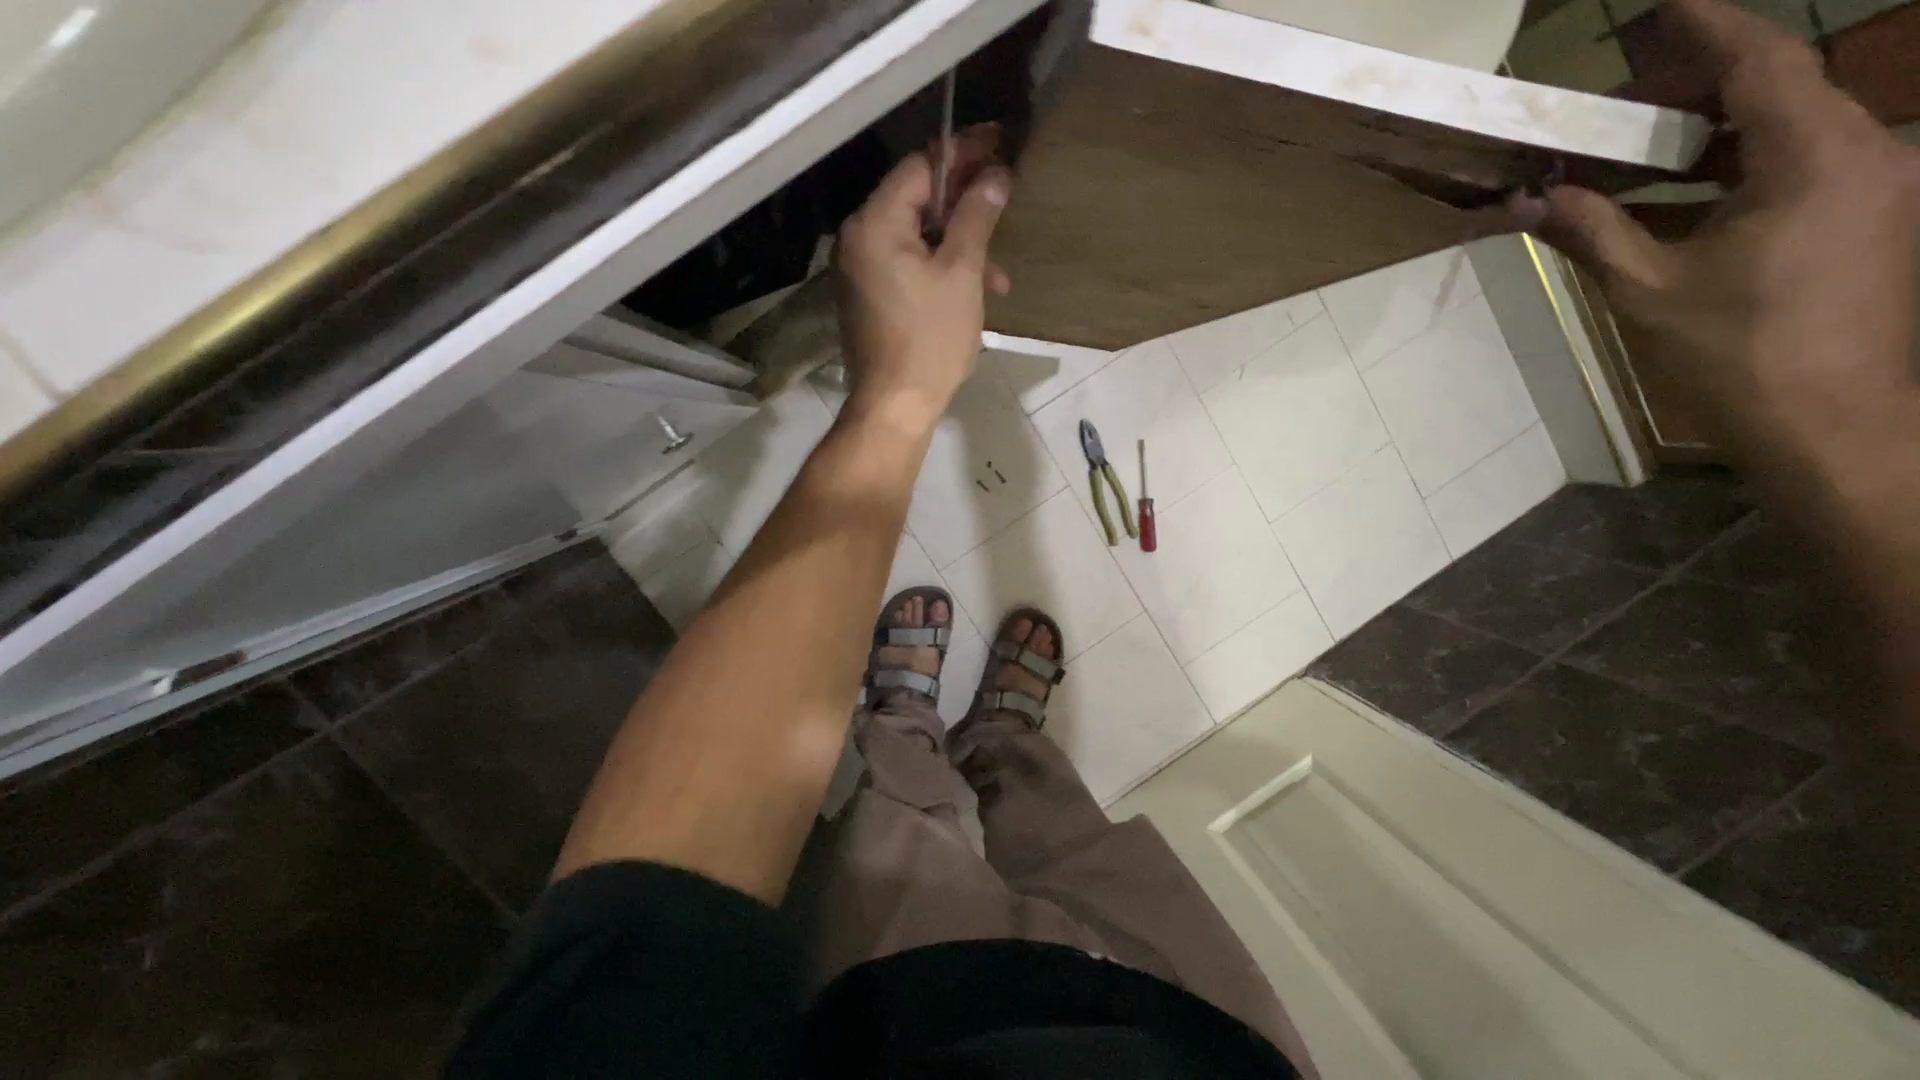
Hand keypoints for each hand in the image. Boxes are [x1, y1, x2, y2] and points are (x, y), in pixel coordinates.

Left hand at [835, 124, 1012, 429]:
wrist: (893, 406)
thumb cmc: (930, 340)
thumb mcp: (962, 274)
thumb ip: (977, 217)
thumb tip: (995, 176)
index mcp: (874, 223)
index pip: (920, 167)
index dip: (962, 152)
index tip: (1000, 142)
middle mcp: (857, 237)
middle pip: (915, 199)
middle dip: (964, 200)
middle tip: (1004, 190)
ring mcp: (858, 268)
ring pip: (915, 235)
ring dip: (958, 243)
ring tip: (999, 272)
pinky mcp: (866, 294)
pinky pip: (905, 262)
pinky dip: (938, 266)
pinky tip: (974, 288)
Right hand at [1512, 0, 1919, 460]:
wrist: (1830, 425)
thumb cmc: (1736, 355)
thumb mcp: (1647, 290)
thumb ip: (1592, 231)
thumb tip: (1531, 198)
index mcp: (1815, 158)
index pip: (1760, 64)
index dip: (1708, 29)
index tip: (1659, 12)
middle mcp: (1865, 153)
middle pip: (1777, 90)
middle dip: (1695, 89)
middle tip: (1621, 104)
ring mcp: (1878, 186)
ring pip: (1789, 130)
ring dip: (1713, 133)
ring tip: (1638, 149)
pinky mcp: (1873, 219)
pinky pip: (1802, 169)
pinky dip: (1739, 169)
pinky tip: (1683, 194)